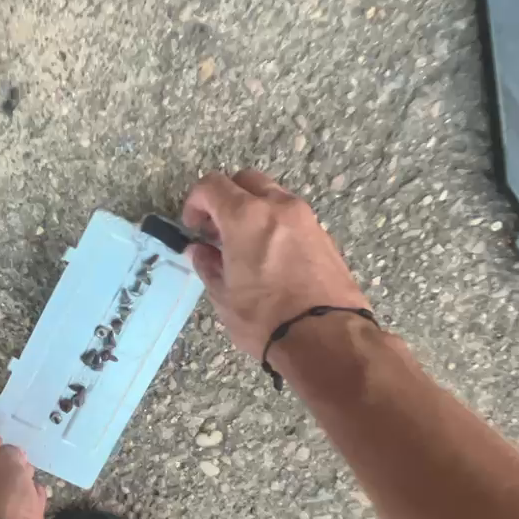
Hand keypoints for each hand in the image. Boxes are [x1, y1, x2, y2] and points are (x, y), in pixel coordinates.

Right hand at [181, 170, 369, 357]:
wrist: (326, 337)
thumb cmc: (265, 318)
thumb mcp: (223, 295)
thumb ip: (208, 265)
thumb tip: (200, 251)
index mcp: (245, 216)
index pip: (211, 186)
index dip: (194, 202)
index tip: (192, 227)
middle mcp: (277, 207)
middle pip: (244, 181)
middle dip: (225, 199)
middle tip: (215, 230)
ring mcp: (305, 219)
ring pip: (271, 195)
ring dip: (252, 209)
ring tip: (242, 245)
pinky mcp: (324, 236)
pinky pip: (291, 216)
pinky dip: (274, 224)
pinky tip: (268, 256)